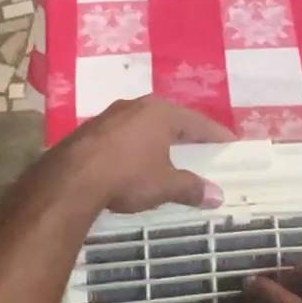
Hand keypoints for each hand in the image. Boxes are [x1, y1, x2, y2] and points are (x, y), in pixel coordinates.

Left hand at [52, 97, 234, 212]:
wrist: (72, 178)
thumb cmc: (128, 176)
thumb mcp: (165, 185)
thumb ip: (191, 188)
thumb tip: (217, 196)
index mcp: (162, 113)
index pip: (197, 122)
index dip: (215, 134)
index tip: (230, 142)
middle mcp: (137, 106)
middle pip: (170, 118)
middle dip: (185, 132)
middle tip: (201, 145)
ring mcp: (111, 115)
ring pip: (143, 124)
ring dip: (157, 137)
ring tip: (170, 151)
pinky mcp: (91, 129)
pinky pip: (123, 134)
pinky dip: (135, 144)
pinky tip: (136, 158)